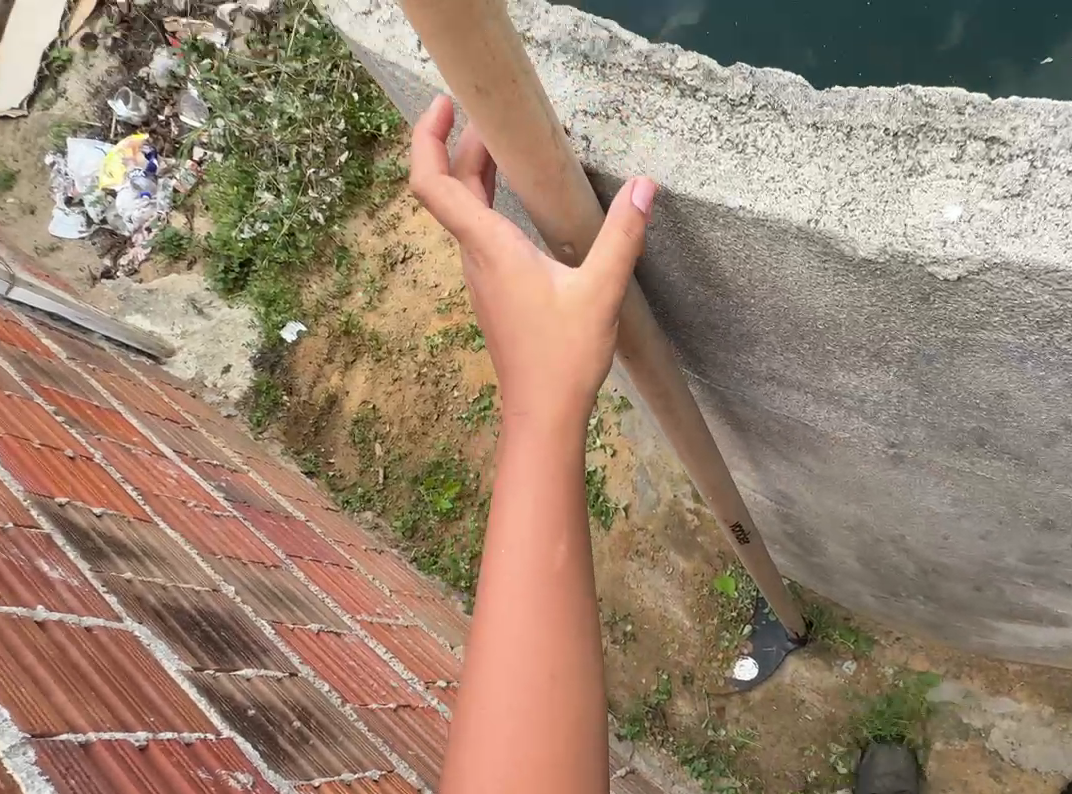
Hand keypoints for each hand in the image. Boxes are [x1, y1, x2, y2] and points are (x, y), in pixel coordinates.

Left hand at [407, 95, 655, 434]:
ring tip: (510, 153)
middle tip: (494, 119)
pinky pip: (483, 239)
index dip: (428, 136)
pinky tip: (524, 212)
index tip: (447, 103)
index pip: (433, 181)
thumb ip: (622, 238)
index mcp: (490, 247)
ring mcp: (483, 280)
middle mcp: (477, 259)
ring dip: (477, 177)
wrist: (543, 412)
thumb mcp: (601, 293)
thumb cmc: (564, 357)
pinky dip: (492, 209)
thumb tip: (644, 188)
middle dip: (464, 146)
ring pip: (466, 216)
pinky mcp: (497, 297)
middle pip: (450, 190)